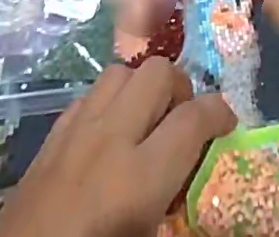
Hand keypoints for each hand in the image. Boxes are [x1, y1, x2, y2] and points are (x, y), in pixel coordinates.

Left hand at [0, 58, 236, 236]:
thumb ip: (177, 206)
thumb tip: (197, 177)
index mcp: (139, 178)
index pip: (193, 118)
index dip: (220, 113)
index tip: (227, 123)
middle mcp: (109, 139)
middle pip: (158, 73)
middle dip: (180, 89)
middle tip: (184, 121)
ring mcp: (76, 130)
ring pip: (122, 73)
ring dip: (142, 88)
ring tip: (148, 122)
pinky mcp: (51, 134)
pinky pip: (90, 93)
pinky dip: (109, 101)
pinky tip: (110, 132)